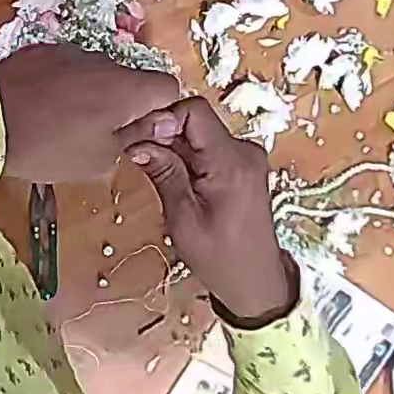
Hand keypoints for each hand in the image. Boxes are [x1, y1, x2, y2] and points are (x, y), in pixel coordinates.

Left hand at [0, 44, 180, 181]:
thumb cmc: (50, 146)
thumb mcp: (101, 158)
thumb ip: (138, 136)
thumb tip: (164, 122)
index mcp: (129, 89)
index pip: (170, 87)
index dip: (163, 111)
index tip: (144, 131)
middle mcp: (107, 62)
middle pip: (133, 81)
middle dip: (126, 105)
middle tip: (102, 134)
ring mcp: (75, 52)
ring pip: (101, 74)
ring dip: (95, 94)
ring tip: (66, 122)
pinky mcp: (46, 50)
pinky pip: (71, 68)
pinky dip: (67, 85)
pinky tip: (45, 106)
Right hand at [125, 97, 297, 325]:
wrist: (257, 282)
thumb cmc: (219, 258)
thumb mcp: (183, 219)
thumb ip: (164, 173)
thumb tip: (136, 142)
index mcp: (231, 161)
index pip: (194, 110)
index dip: (164, 119)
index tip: (143, 142)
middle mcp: (244, 150)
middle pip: (196, 121)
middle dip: (166, 135)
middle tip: (143, 160)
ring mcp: (247, 156)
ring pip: (201, 133)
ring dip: (177, 148)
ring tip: (161, 176)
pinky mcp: (244, 164)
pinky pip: (210, 147)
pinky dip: (191, 158)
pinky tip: (180, 182)